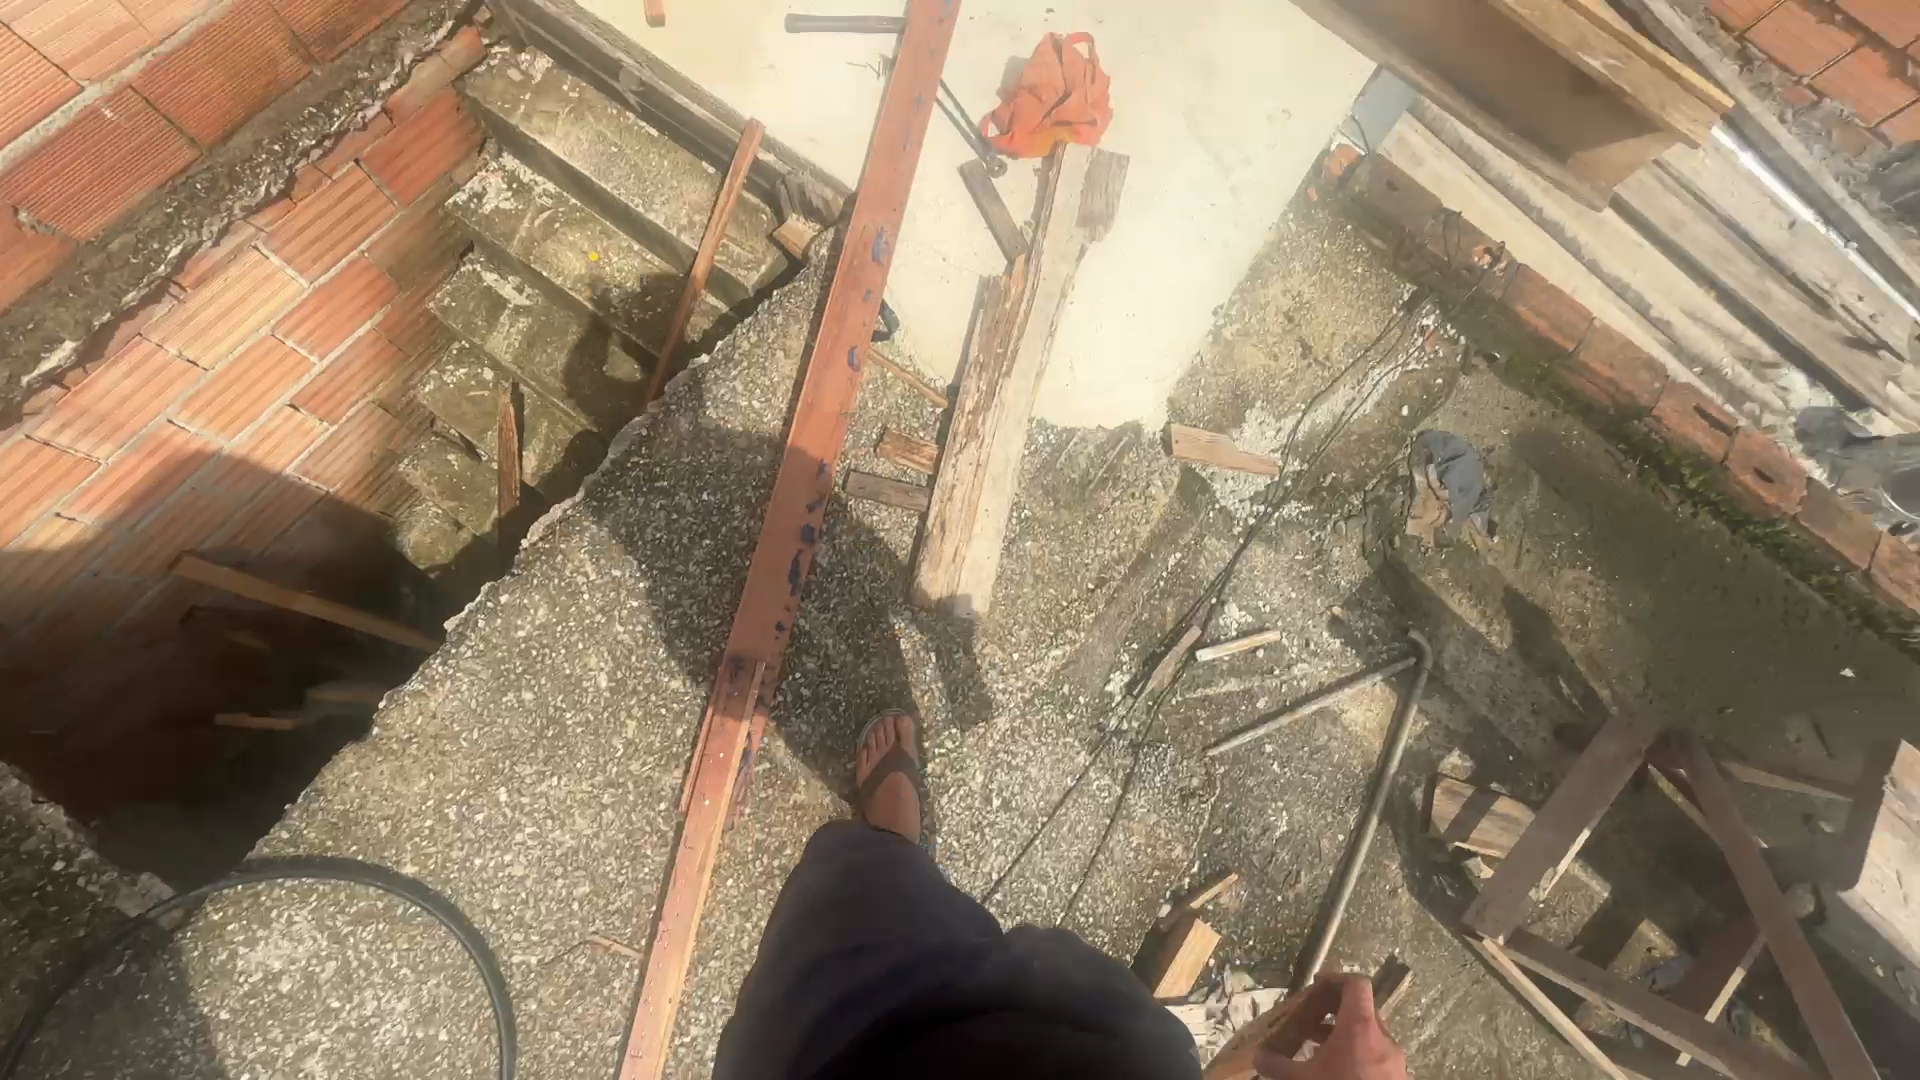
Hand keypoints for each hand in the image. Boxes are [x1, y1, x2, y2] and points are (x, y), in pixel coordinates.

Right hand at [1254, 974, 1407, 1079]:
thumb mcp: (1304, 1079)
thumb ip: (1279, 1065)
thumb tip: (1258, 1058)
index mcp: (1360, 1027)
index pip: (1357, 984)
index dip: (1337, 978)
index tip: (1316, 985)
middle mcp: (1382, 1038)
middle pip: (1361, 1008)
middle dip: (1335, 1010)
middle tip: (1311, 1019)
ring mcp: (1395, 1061)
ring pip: (1369, 1033)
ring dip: (1345, 1033)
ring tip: (1320, 1048)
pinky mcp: (1399, 1078)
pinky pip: (1378, 1054)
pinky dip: (1359, 1053)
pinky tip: (1339, 1070)